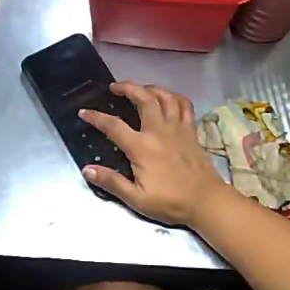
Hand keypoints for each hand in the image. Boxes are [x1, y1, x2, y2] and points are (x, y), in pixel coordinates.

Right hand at [79, 83, 231, 225]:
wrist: (206, 200)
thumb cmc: (170, 202)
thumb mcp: (136, 199)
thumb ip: (112, 182)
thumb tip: (88, 169)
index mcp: (142, 147)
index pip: (113, 126)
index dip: (96, 117)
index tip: (84, 112)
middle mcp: (159, 131)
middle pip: (143, 98)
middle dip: (127, 87)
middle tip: (115, 87)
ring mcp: (178, 128)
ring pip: (165, 97)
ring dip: (150, 88)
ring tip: (140, 88)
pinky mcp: (192, 131)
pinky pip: (185, 105)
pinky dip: (175, 97)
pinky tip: (169, 98)